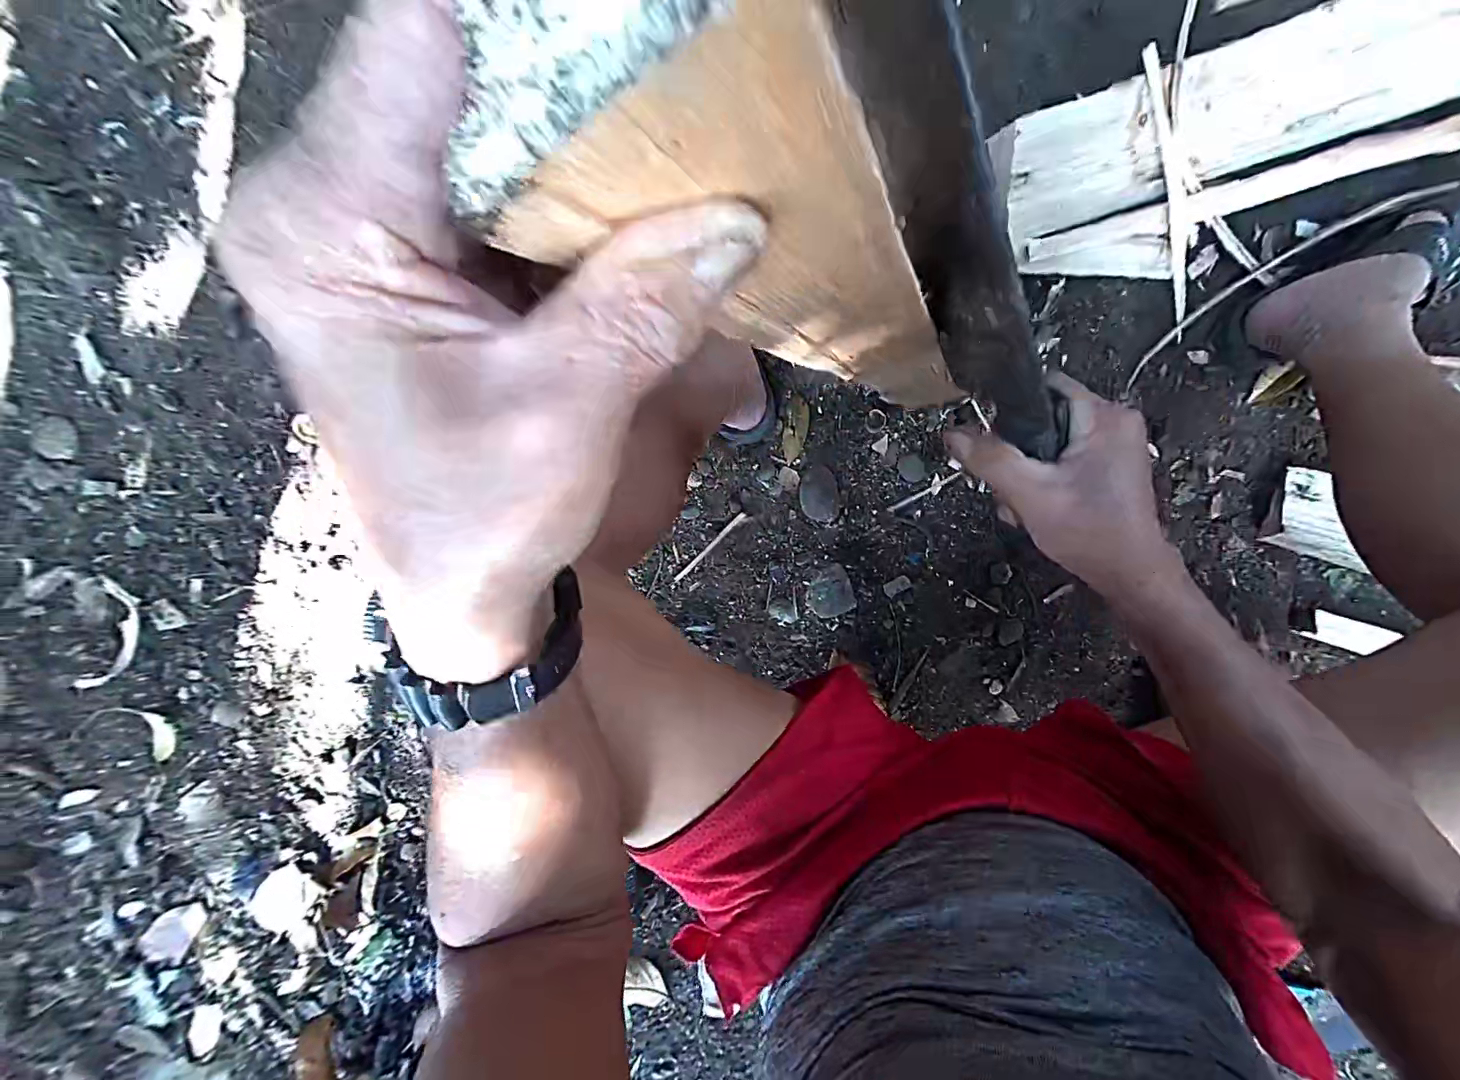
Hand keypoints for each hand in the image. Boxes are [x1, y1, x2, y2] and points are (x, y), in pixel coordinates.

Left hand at [216, 0, 764, 681]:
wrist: (467, 584)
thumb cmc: (488, 512)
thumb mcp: (568, 409)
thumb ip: (643, 306)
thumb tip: (739, 219)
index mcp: (333, 225)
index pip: (420, 56)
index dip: (536, 29)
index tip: (644, 31)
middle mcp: (350, 204)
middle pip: (477, 94)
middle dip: (593, 100)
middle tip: (694, 96)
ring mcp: (405, 235)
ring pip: (519, 151)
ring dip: (610, 161)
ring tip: (696, 157)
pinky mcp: (456, 271)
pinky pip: (539, 210)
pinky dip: (607, 215)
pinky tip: (665, 226)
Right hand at [944, 373, 1182, 593]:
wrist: (1130, 575)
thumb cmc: (1095, 536)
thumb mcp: (1031, 495)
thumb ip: (990, 460)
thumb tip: (956, 435)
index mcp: (1104, 416)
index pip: (1044, 387)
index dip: (1013, 414)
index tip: (1000, 445)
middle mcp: (1116, 423)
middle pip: (1044, 420)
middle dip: (1020, 456)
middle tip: (1017, 488)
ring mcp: (1116, 447)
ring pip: (1052, 445)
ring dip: (1031, 474)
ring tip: (1031, 504)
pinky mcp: (1112, 468)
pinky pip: (1067, 461)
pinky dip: (1050, 482)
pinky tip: (1044, 507)